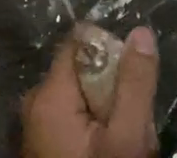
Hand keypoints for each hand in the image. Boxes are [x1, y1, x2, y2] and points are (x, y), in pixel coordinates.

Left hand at [21, 25, 159, 157]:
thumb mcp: (126, 139)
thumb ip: (135, 84)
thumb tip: (140, 31)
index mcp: (48, 95)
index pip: (81, 41)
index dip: (112, 52)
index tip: (132, 82)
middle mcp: (36, 103)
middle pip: (85, 69)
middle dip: (116, 89)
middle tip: (133, 125)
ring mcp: (38, 126)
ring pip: (85, 97)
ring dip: (111, 114)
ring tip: (124, 147)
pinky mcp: (45, 145)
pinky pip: (77, 119)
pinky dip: (98, 132)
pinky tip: (111, 154)